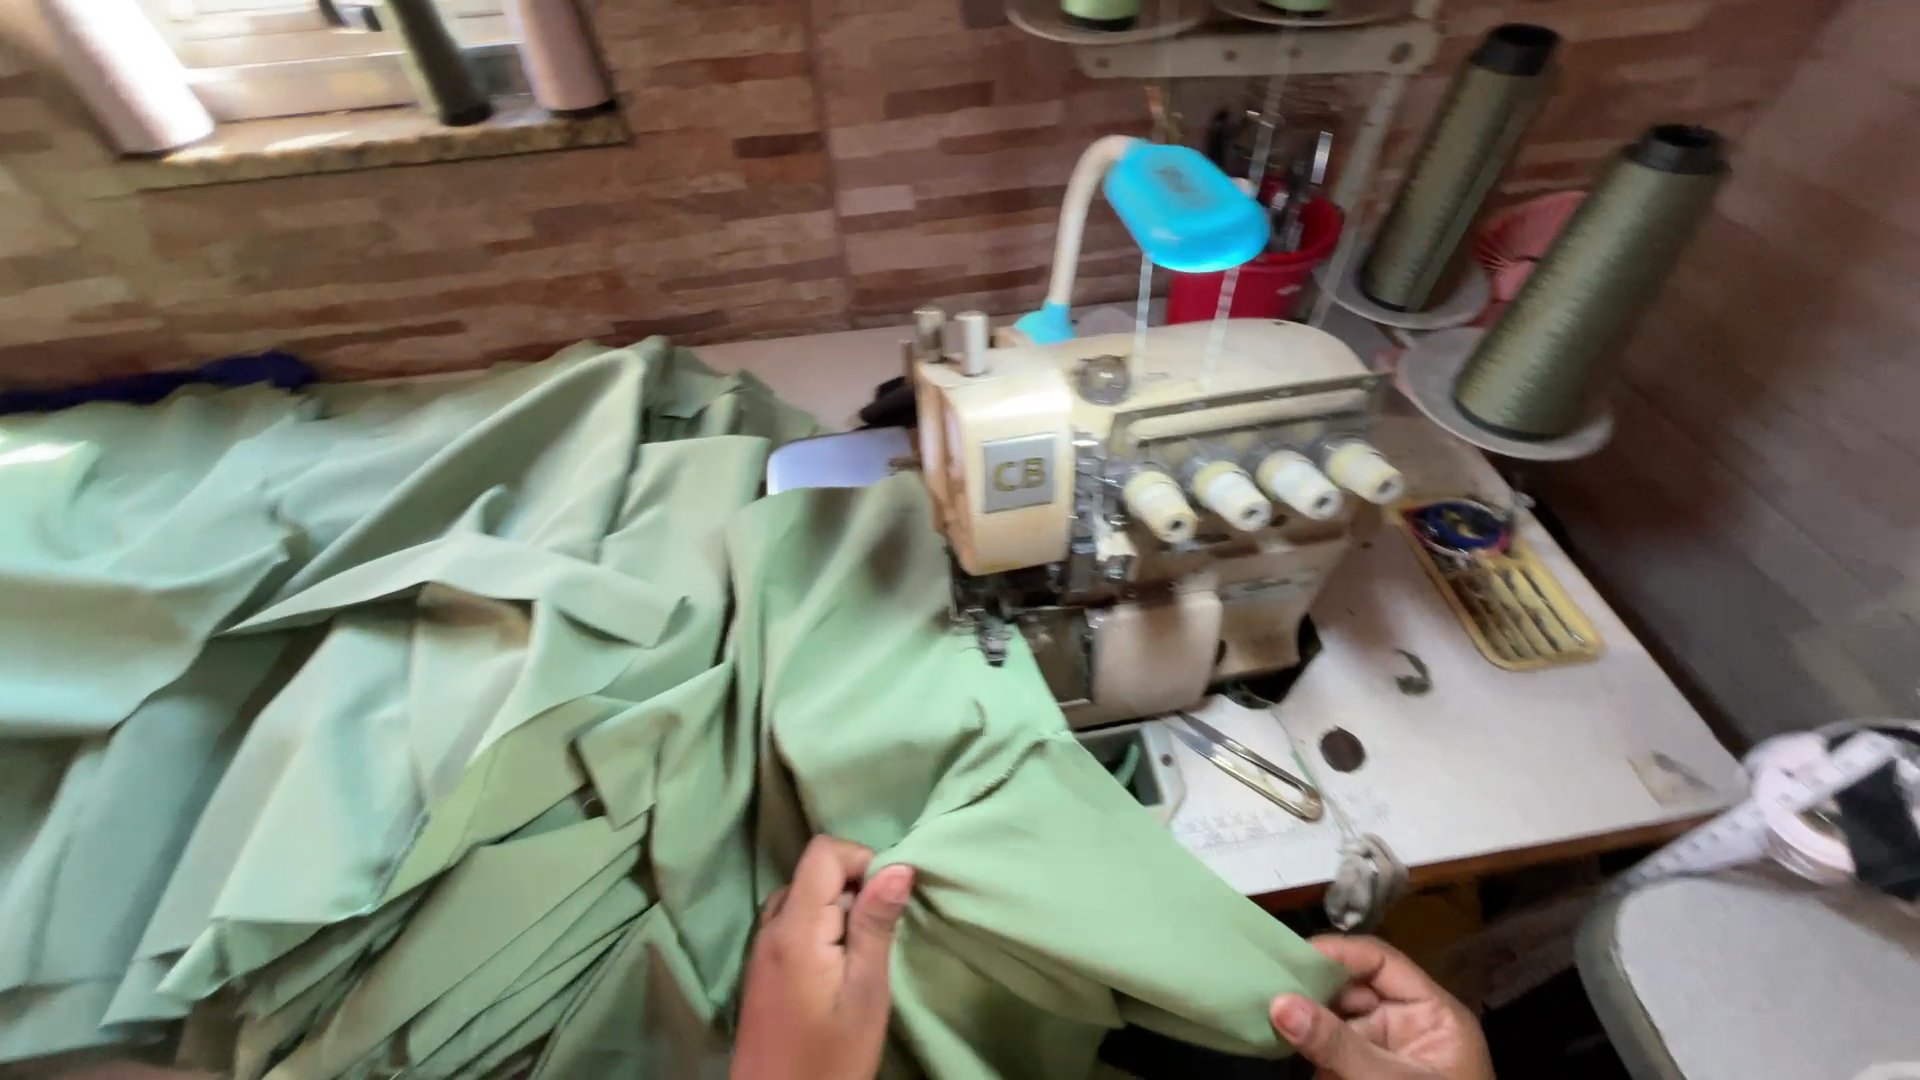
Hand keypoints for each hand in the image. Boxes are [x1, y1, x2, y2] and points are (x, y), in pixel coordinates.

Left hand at [732, 836, 915, 1079]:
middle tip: (876, 933)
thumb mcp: (865, 993)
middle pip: (814, 870)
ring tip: (859, 952)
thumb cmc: (830, 1060)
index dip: (860, 859)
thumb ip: (876, 924)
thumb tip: (898, 865)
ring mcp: (761, 946)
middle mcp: (771, 926)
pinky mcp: (761, 966)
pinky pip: (793, 919)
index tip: (885, 898)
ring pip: (805, 893)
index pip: (824, 852)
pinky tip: (836, 966)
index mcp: (795, 928)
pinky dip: (821, 925)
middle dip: (852, 886)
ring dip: (837, 906)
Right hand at [1270, 935, 1493, 1079]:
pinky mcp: (1364, 1074)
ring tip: (1266, 1006)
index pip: (1379, 961)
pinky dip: (1306, 1042)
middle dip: (1312, 986)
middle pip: (1352, 985)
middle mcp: (1410, 1024)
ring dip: (1304, 1014)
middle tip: (1267, 982)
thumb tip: (1278, 1002)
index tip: (1289, 958)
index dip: (1335, 953)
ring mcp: (1386, 1051)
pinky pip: (1329, 1045)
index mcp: (1435, 1015)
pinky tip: (1277, 1035)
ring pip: (1335, 1014)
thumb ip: (1336, 1044)